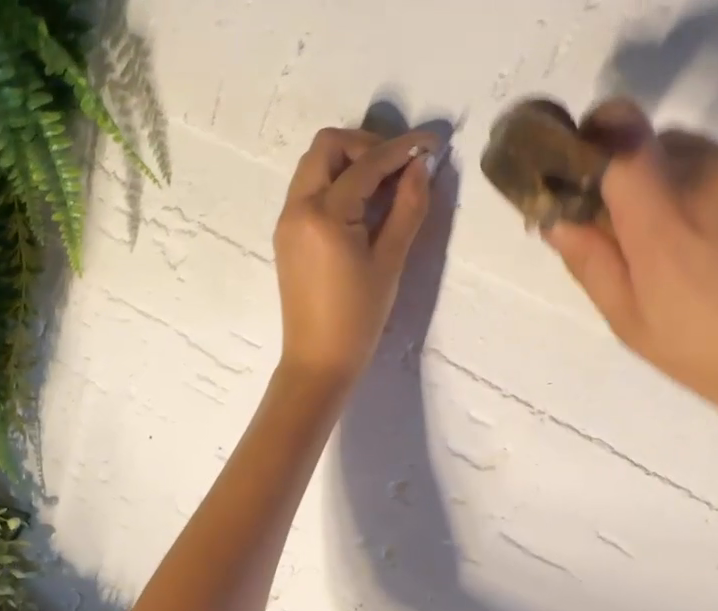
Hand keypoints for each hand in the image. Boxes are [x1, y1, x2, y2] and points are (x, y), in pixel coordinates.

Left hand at [273, 127, 440, 379]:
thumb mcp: (390, 261)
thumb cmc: (358, 317)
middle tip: (397, 166)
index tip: (431, 144)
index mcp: (323, 215)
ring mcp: (287, 222)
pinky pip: (308, 190)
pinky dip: (335, 183)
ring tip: (383, 186)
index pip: (365, 164)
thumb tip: (420, 166)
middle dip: (365, 145)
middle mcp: (297, 209)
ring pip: (314, 166)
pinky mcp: (286, 236)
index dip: (401, 148)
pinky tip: (362, 206)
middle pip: (326, 147)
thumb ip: (407, 208)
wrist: (318, 359)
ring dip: (348, 162)